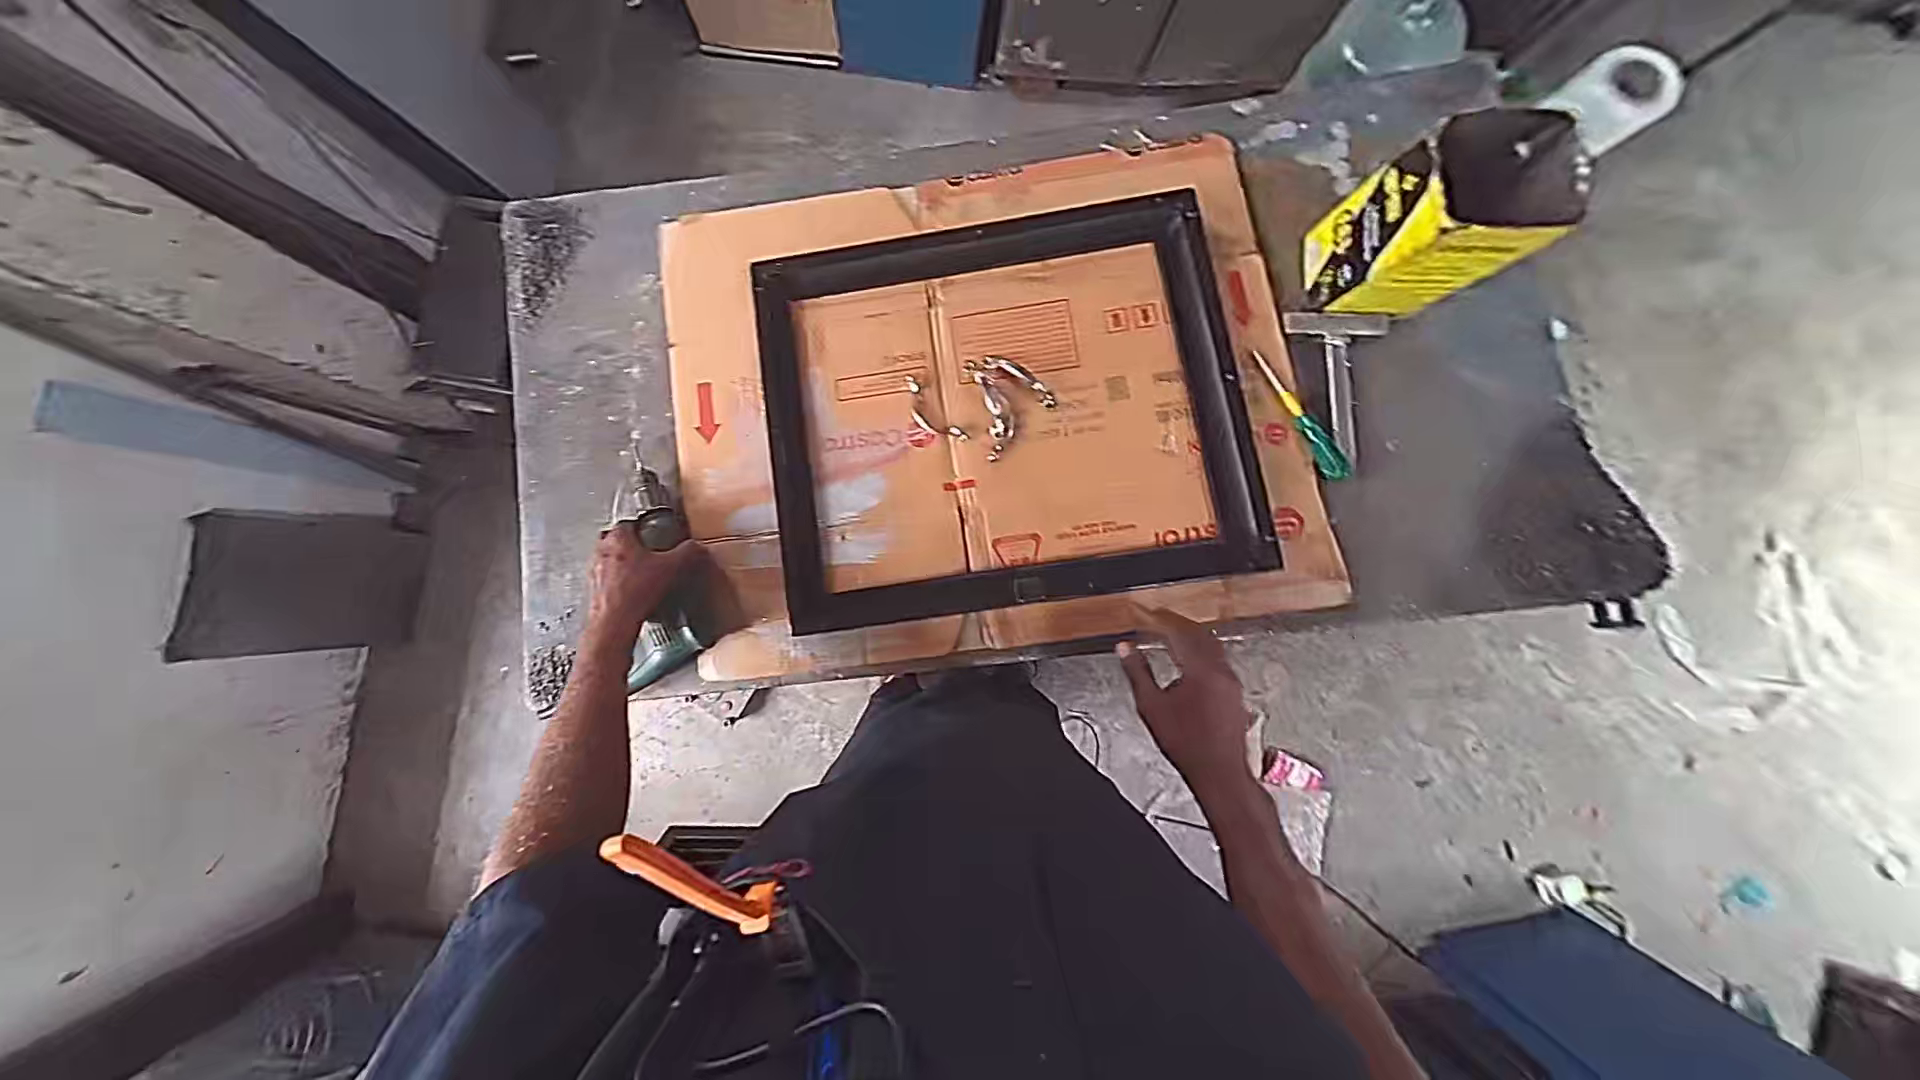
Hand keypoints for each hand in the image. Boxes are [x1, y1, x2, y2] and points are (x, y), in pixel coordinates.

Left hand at [586, 523, 699, 643]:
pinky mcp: (594, 590)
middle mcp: (602, 553)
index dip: (641, 526)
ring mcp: (595, 571)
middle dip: (630, 543)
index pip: (627, 523)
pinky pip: (606, 579)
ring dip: (622, 563)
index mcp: (618, 540)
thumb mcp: (671, 568)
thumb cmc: (634, 593)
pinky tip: (633, 591)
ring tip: (640, 571)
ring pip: (609, 559)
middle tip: (645, 550)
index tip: (650, 530)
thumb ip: (687, 553)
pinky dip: (618, 582)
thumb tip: (697, 546)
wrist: (614, 622)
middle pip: (615, 539)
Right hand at [1116, 606, 1258, 800]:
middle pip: (1197, 633)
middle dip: (1174, 622)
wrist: (1220, 773)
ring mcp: (1231, 681)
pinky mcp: (1234, 691)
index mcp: (1200, 670)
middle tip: (1155, 617)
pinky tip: (1189, 658)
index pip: (1176, 632)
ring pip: (1210, 644)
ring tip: (1170, 632)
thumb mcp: (1150, 706)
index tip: (1143, 613)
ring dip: (1189, 634)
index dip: (1157, 619)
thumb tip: (1125, 649)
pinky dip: (1200, 649)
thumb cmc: (1187, 745)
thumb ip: (1137, 672)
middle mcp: (1220, 671)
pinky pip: (1217, 658)